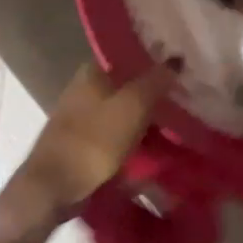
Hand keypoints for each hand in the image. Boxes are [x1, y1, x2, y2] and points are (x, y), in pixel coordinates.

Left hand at [18, 63, 175, 209]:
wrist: (55, 186)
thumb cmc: (94, 140)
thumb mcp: (132, 106)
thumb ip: (156, 81)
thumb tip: (176, 59)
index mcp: (91, 72)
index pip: (128, 55)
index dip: (155, 60)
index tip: (182, 69)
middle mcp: (84, 89)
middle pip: (128, 85)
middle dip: (155, 93)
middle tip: (187, 99)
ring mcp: (83, 117)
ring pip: (125, 111)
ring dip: (147, 119)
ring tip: (180, 126)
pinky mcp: (85, 143)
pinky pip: (118, 135)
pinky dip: (136, 139)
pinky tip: (157, 148)